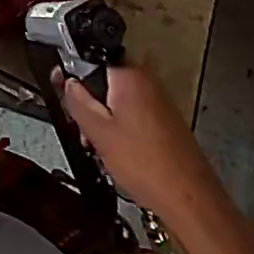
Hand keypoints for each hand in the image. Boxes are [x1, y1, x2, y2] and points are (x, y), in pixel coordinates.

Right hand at [60, 65, 219, 220]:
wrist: (186, 194)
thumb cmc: (143, 162)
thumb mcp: (98, 132)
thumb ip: (77, 101)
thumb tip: (67, 82)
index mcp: (129, 75)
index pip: (92, 60)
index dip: (76, 79)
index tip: (68, 99)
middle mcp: (147, 79)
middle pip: (106, 81)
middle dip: (91, 103)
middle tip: (84, 130)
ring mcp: (159, 98)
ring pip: (119, 100)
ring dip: (105, 118)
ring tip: (100, 146)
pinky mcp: (165, 118)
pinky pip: (134, 113)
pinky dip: (123, 127)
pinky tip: (120, 152)